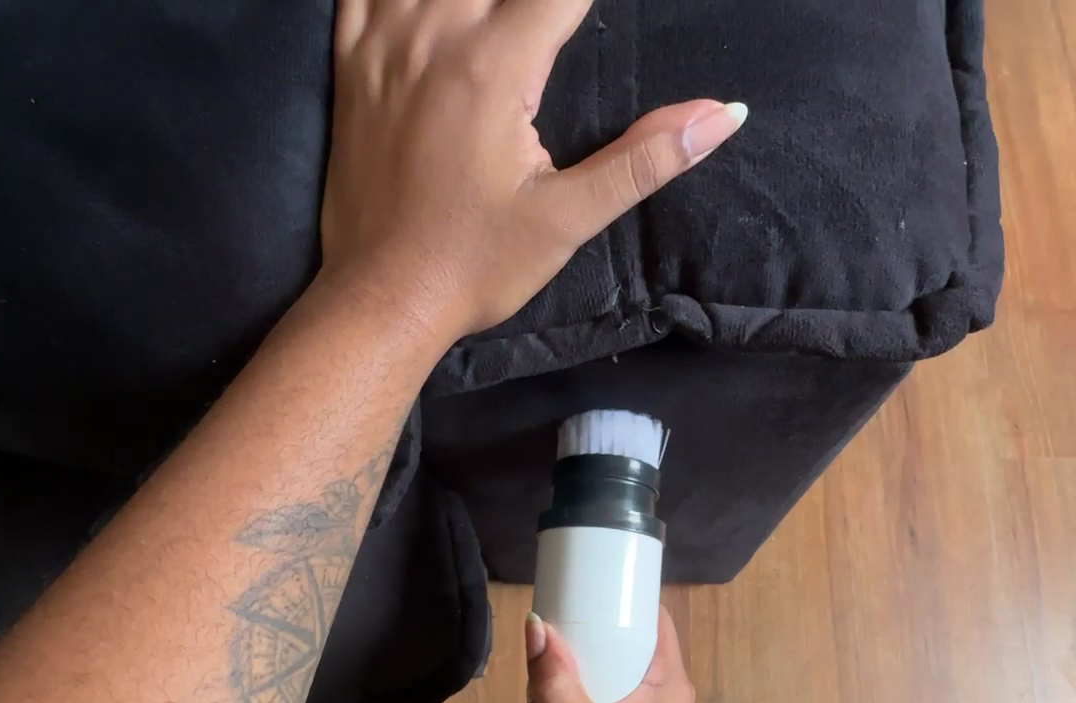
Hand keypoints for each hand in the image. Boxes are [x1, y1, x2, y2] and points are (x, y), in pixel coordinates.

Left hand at [319, 0, 746, 340]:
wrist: (384, 299)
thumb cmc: (478, 267)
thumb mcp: (567, 221)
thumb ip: (643, 160)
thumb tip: (724, 115)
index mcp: (496, 66)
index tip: (597, 11)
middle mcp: (436, 32)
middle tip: (556, 19)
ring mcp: (384, 43)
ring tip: (506, 13)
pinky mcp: (351, 64)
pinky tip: (431, 4)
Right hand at [524, 607, 694, 702]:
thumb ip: (556, 679)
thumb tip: (535, 626)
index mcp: (668, 683)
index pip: (653, 618)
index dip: (620, 598)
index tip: (581, 589)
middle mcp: (663, 689)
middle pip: (618, 642)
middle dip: (574, 649)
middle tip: (542, 667)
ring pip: (600, 667)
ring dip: (561, 680)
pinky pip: (594, 691)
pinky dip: (565, 700)